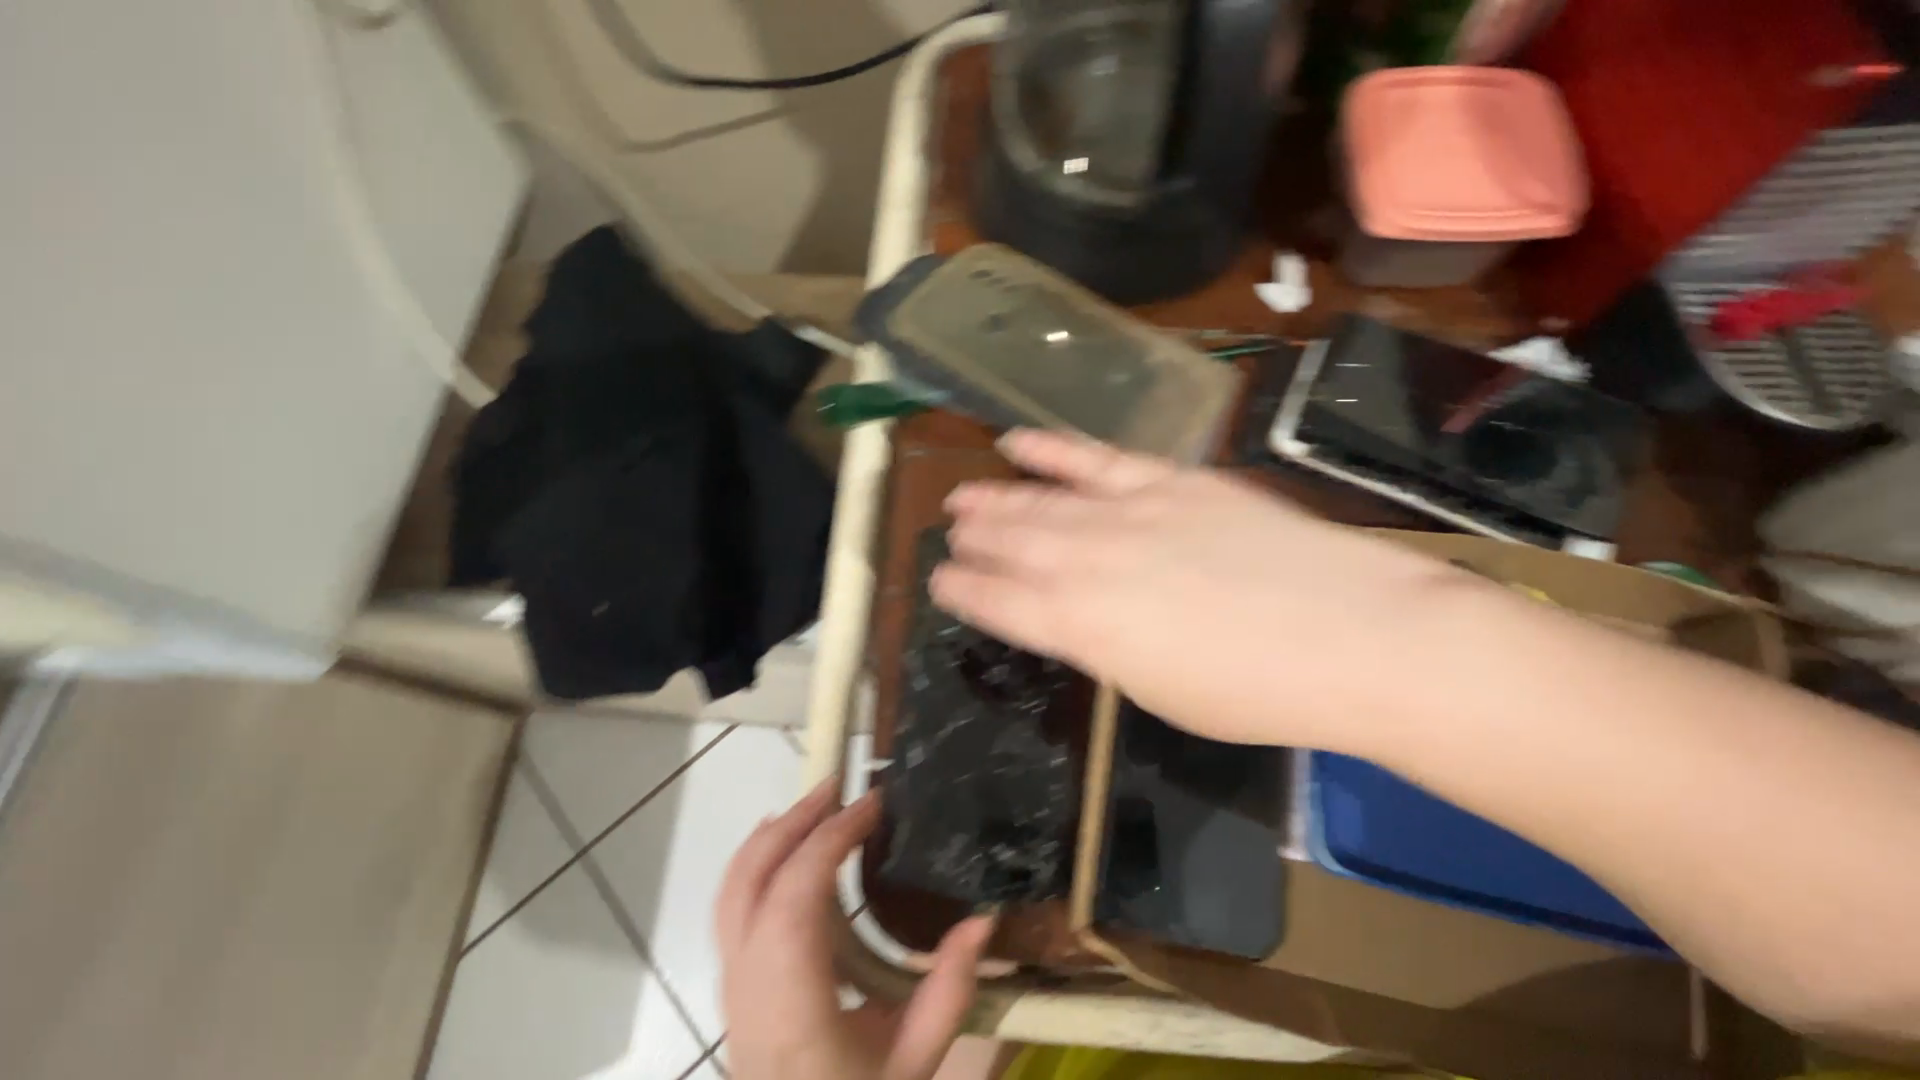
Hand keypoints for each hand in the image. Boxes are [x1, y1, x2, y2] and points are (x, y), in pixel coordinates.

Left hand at [717, 778, 995, 1079]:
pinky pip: (732, 908)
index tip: (871, 806)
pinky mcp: (732, 987)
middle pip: (753, 880)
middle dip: (795, 823)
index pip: (796, 898)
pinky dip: (756, 865)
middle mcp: (748, 985)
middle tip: (841, 788)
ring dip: (772, 837)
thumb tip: (982, 919)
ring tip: (816, 806)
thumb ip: (950, 992)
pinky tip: (786, 852)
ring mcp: (732, 985)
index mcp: (792, 1003)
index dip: (828, 840)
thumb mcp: (915, 1061)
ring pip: (733, 890)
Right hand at [932, 429, 1457, 750]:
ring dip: (997, 498)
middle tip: (949, 532)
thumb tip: (1086, 621)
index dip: (966, 591)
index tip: (941, 580)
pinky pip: (1098, 459)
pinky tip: (1019, 442)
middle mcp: (1091, 564)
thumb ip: (1110, 649)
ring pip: (1043, 502)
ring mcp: (1131, 514)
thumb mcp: (1162, 693)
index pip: (1002, 604)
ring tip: (962, 497)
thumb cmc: (1258, 693)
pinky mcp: (1174, 481)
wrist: (1357, 637)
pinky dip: (1054, 450)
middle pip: (1014, 545)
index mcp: (1083, 628)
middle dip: (976, 539)